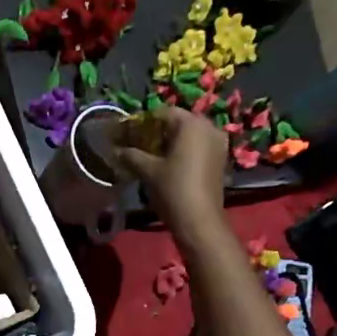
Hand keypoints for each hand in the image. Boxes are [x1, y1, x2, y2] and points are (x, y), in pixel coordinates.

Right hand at [111, 108, 227, 237]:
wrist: (200, 222)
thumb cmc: (174, 190)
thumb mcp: (148, 171)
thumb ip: (131, 155)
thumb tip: (116, 150)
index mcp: (192, 123)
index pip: (163, 113)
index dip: (143, 123)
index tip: (128, 134)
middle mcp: (209, 127)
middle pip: (178, 123)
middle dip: (158, 133)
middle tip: (139, 146)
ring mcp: (218, 144)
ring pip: (189, 136)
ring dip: (171, 143)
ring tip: (153, 158)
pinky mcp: (221, 160)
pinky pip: (199, 148)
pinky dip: (184, 152)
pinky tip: (170, 166)